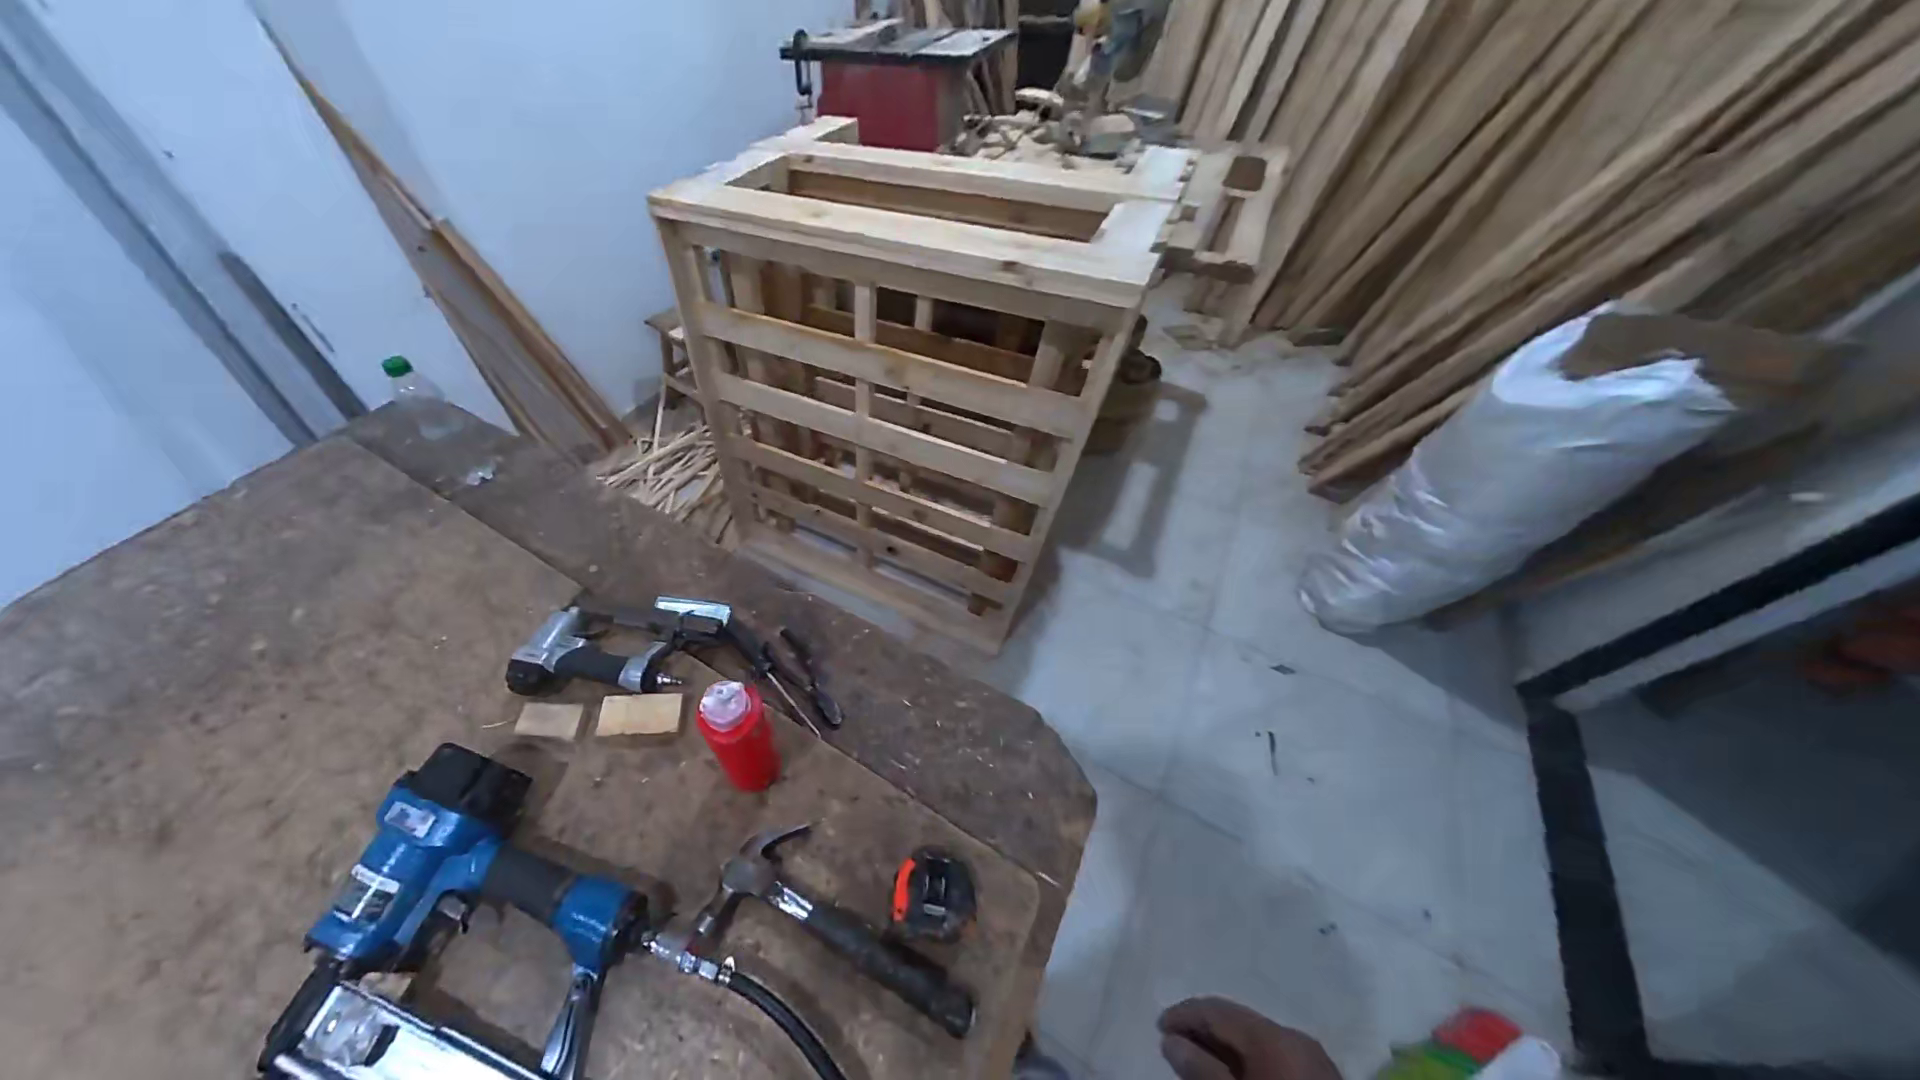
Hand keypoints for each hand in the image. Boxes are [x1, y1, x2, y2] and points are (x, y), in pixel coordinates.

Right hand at [1158, 997, 1342, 1079]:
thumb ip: (1201, 1072)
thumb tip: (1172, 1041)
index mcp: (1273, 1037)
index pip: (1217, 1009)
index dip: (1184, 1015)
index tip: (1158, 1029)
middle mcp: (1294, 1037)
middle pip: (1237, 1021)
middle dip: (1203, 1031)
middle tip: (1173, 1046)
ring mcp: (1313, 1060)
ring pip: (1255, 1040)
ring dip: (1224, 1047)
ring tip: (1198, 1064)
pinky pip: (1273, 1057)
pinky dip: (1247, 1062)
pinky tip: (1231, 1076)